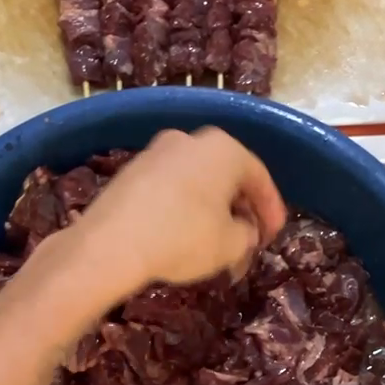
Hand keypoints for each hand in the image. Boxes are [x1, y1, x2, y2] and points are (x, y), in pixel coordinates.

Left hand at [74, 128, 288, 287]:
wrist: (110, 244)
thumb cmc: (183, 238)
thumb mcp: (232, 244)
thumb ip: (249, 233)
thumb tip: (245, 229)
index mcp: (224, 148)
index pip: (259, 177)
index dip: (271, 210)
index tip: (274, 235)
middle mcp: (191, 139)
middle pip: (227, 175)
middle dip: (241, 209)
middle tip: (249, 239)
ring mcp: (157, 152)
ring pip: (198, 181)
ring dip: (212, 210)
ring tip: (217, 243)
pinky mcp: (131, 170)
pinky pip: (171, 187)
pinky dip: (185, 207)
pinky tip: (185, 235)